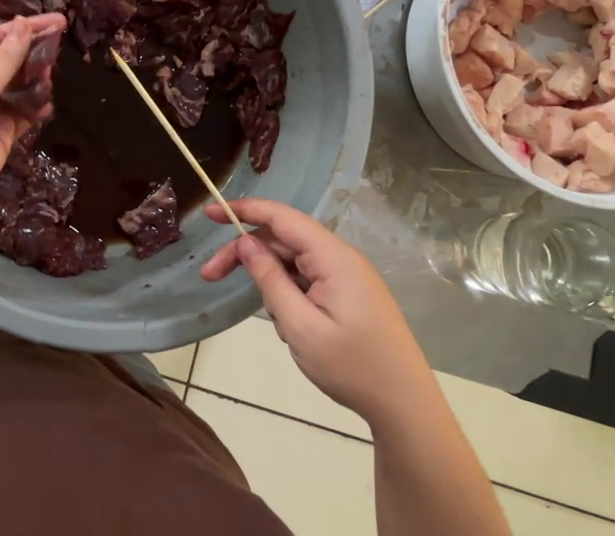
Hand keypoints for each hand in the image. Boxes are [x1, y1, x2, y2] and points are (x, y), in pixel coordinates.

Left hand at [0, 14, 64, 210]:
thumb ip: (4, 58)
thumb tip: (23, 24)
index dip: (27, 27)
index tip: (57, 21)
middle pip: (11, 59)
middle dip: (34, 52)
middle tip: (62, 45)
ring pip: (20, 86)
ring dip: (36, 80)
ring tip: (51, 77)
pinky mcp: (2, 133)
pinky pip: (24, 114)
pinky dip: (36, 108)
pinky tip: (46, 106)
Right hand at [200, 198, 431, 421]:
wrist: (405, 405)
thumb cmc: (352, 366)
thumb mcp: (300, 326)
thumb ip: (270, 280)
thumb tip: (246, 242)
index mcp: (333, 257)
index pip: (281, 217)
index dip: (243, 209)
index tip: (209, 212)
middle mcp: (340, 258)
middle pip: (282, 240)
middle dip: (246, 254)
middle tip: (209, 276)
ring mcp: (346, 277)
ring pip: (293, 263)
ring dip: (271, 283)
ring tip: (278, 326)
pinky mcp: (348, 295)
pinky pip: (307, 281)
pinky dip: (289, 296)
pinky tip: (292, 329)